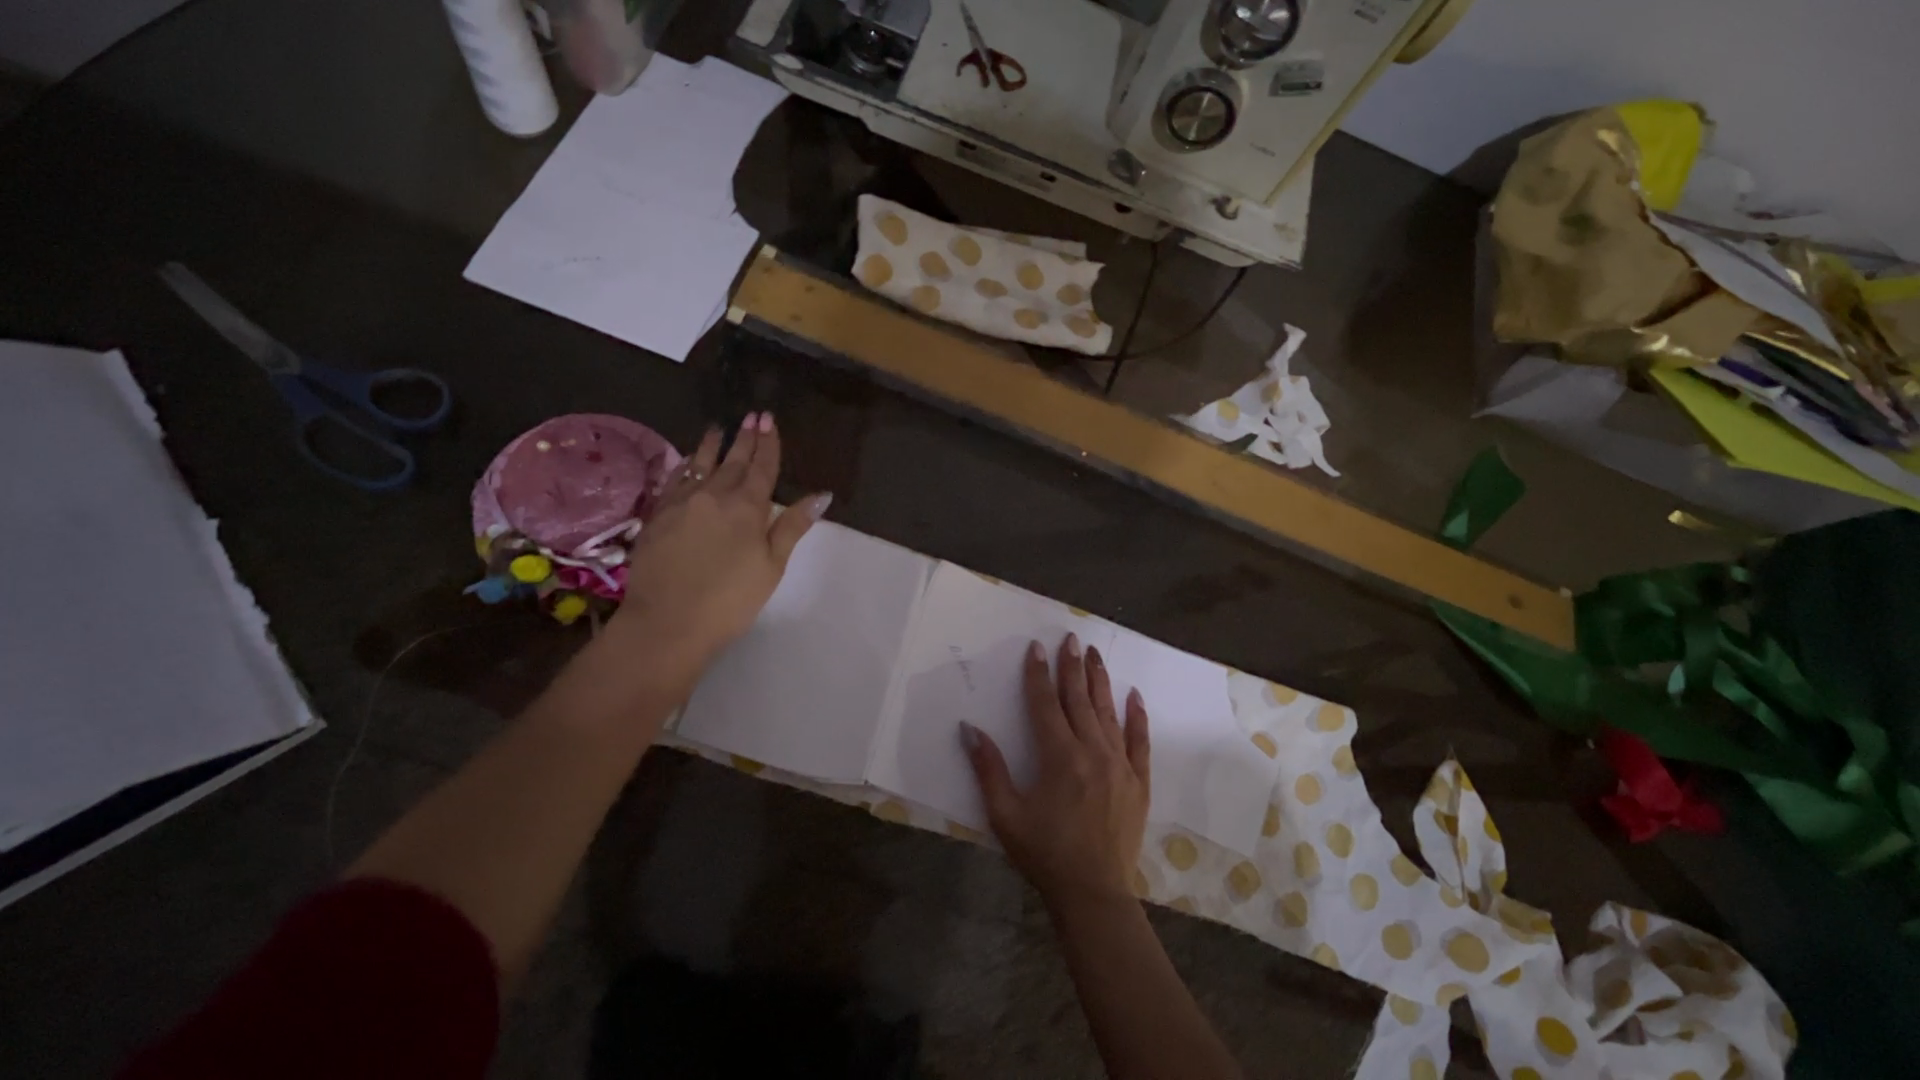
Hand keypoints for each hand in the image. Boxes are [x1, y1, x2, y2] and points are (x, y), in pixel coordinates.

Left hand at [604, 412, 830, 677]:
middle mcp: (714, 495)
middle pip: (733, 461)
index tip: (769, 421)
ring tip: (719, 427)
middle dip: (745, 438)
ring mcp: (682, 503)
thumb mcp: (771, 567)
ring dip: (713, 445)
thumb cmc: (729, 600)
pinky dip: (686, 465)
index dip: (768, 444)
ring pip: (701, 464)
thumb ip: (791, 527)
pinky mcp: (658, 515)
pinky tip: (689, 461)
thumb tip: (820, 495)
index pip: (762, 468)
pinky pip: (675, 479)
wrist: (667, 622)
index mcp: (747, 507)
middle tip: (752, 416)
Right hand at [962, 634, 1151, 912]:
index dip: (1038, 675)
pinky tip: (1134, 696)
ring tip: (1095, 655)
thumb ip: (988, 769)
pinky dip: (1137, 717)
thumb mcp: (1005, 814)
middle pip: (1080, 701)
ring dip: (1100, 682)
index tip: (1036, 649)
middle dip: (1073, 667)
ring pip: (1109, 713)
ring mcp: (1120, 766)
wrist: (1093, 891)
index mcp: (1059, 757)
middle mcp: (1093, 752)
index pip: (1046, 705)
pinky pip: (1140, 742)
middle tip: (1071, 639)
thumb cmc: (1044, 853)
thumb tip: (970, 729)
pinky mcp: (1139, 783)